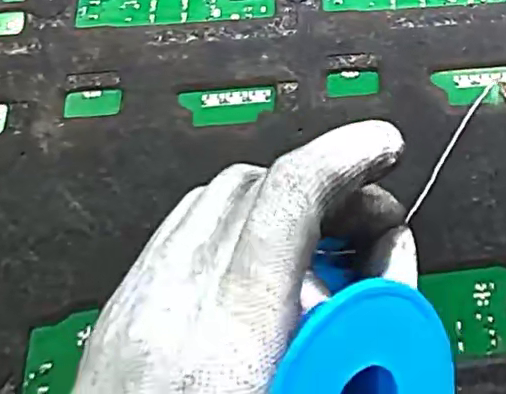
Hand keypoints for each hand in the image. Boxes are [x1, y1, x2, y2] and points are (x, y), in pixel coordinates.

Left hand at [72, 121, 412, 393]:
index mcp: (224, 357)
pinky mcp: (115, 324)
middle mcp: (166, 315)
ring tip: (323, 276)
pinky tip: (267, 293)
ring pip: (221, 201)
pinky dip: (240, 238)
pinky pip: (186, 235)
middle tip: (372, 241)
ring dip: (284, 216)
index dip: (348, 155)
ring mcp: (131, 314)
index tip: (384, 149)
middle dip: (329, 196)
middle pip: (260, 187)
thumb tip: (389, 284)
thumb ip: (366, 353)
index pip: (291, 194)